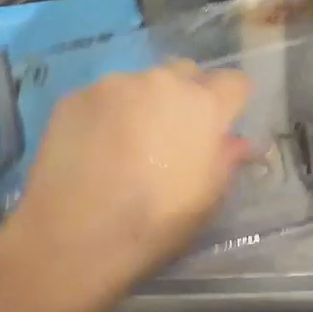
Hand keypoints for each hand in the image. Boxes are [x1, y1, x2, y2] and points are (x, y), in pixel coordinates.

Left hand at [0, 61, 253, 301]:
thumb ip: (227, 161)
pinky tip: (94, 149)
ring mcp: (113, 85)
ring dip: (143, 104)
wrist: (74, 238)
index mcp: (202, 105)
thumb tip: (239, 142)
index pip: (234, 82)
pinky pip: (102, 97)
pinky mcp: (75, 96)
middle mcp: (160, 82)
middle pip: (185, 74)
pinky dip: (106, 115)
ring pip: (140, 84)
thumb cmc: (154, 225)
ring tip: (127, 145)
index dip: (231, 104)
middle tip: (173, 137)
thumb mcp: (207, 202)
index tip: (221, 127)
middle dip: (187, 97)